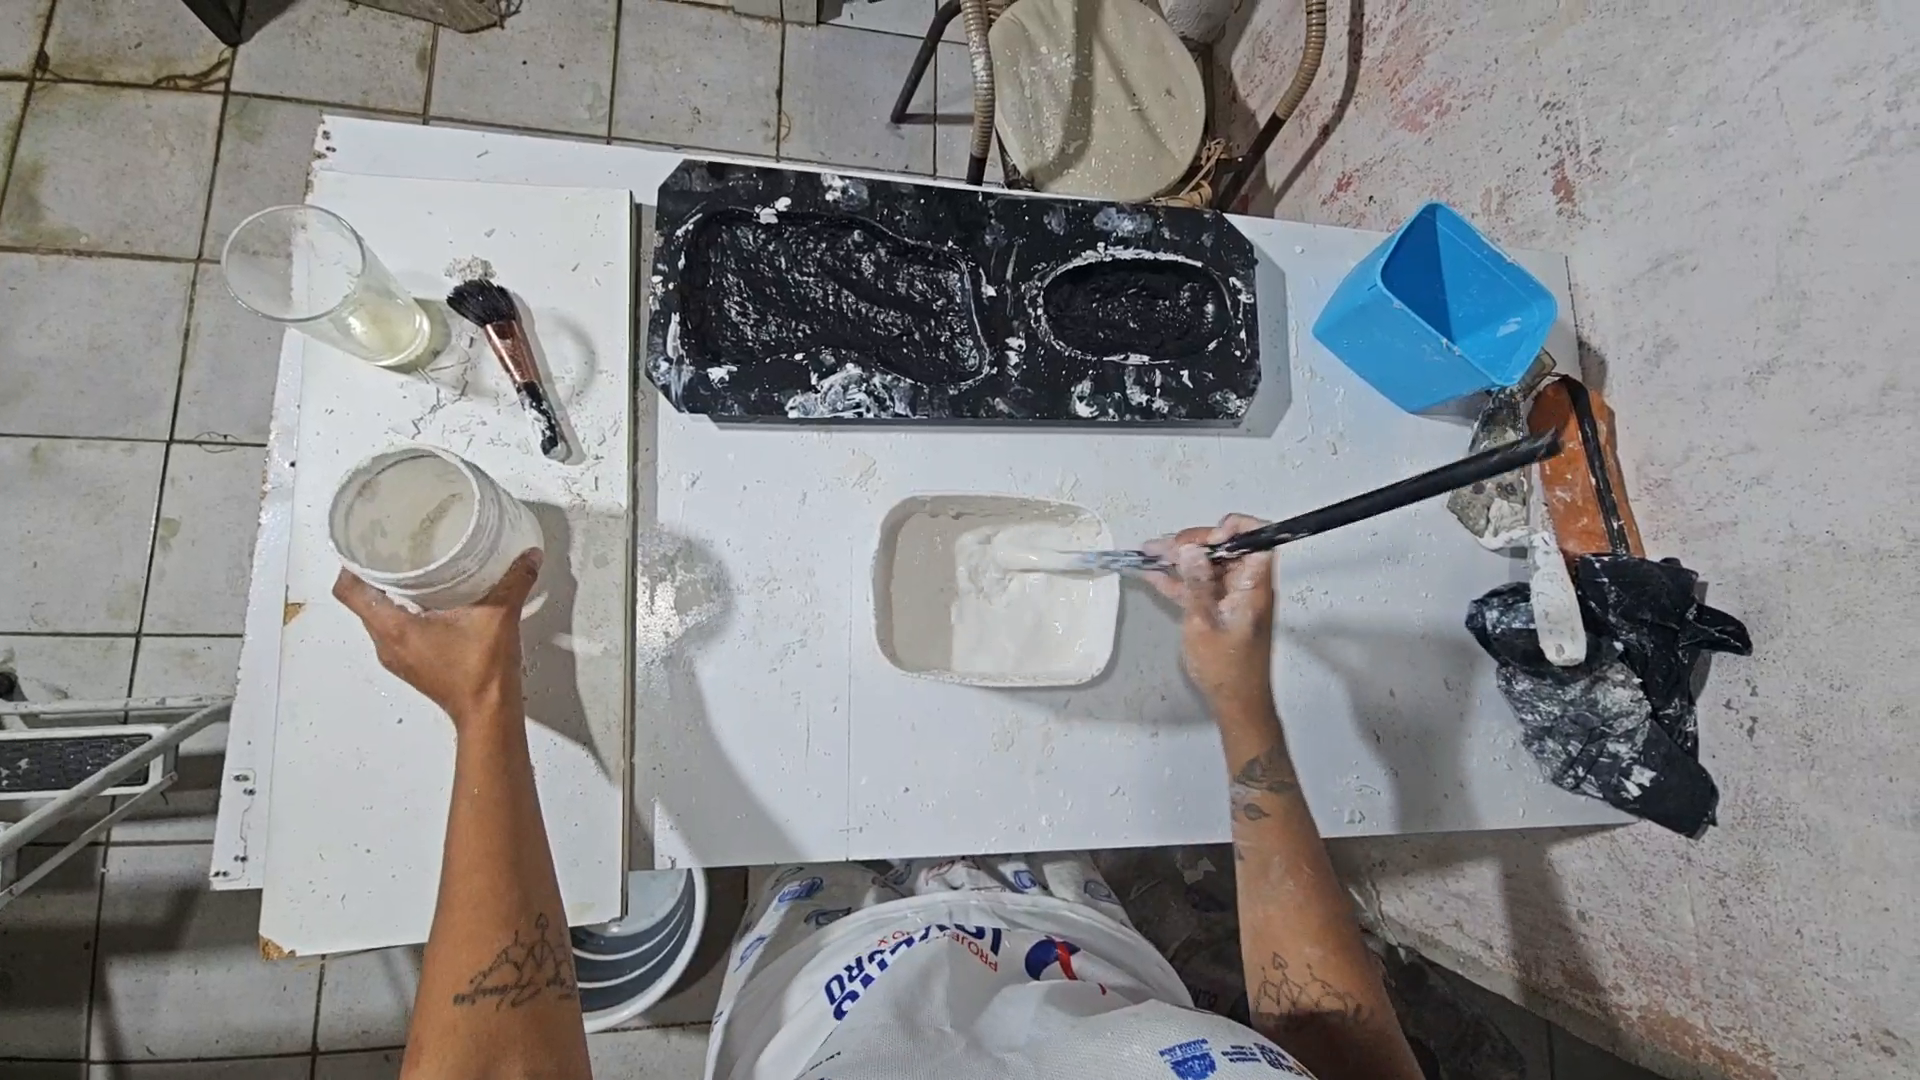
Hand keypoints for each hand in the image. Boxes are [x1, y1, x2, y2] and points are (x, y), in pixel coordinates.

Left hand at [332, 550, 541, 726]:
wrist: (488, 712)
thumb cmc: (483, 669)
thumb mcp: (501, 616)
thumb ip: (515, 581)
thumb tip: (530, 556)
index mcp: (393, 628)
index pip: (349, 591)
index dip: (351, 564)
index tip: (367, 544)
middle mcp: (386, 644)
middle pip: (362, 603)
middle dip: (375, 575)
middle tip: (397, 551)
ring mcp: (396, 658)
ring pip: (378, 618)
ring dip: (390, 596)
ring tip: (417, 574)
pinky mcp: (412, 666)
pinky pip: (395, 633)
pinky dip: (405, 614)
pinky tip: (433, 605)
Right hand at [1143, 515, 1275, 715]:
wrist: (1236, 700)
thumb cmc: (1227, 669)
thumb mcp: (1203, 622)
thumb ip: (1196, 583)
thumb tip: (1190, 549)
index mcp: (1253, 585)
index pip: (1258, 539)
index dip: (1233, 529)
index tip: (1204, 538)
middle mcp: (1247, 585)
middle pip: (1225, 549)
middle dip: (1193, 542)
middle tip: (1163, 547)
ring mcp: (1233, 595)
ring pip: (1207, 565)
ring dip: (1179, 559)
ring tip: (1150, 553)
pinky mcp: (1220, 607)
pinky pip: (1200, 584)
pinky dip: (1178, 579)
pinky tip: (1154, 573)